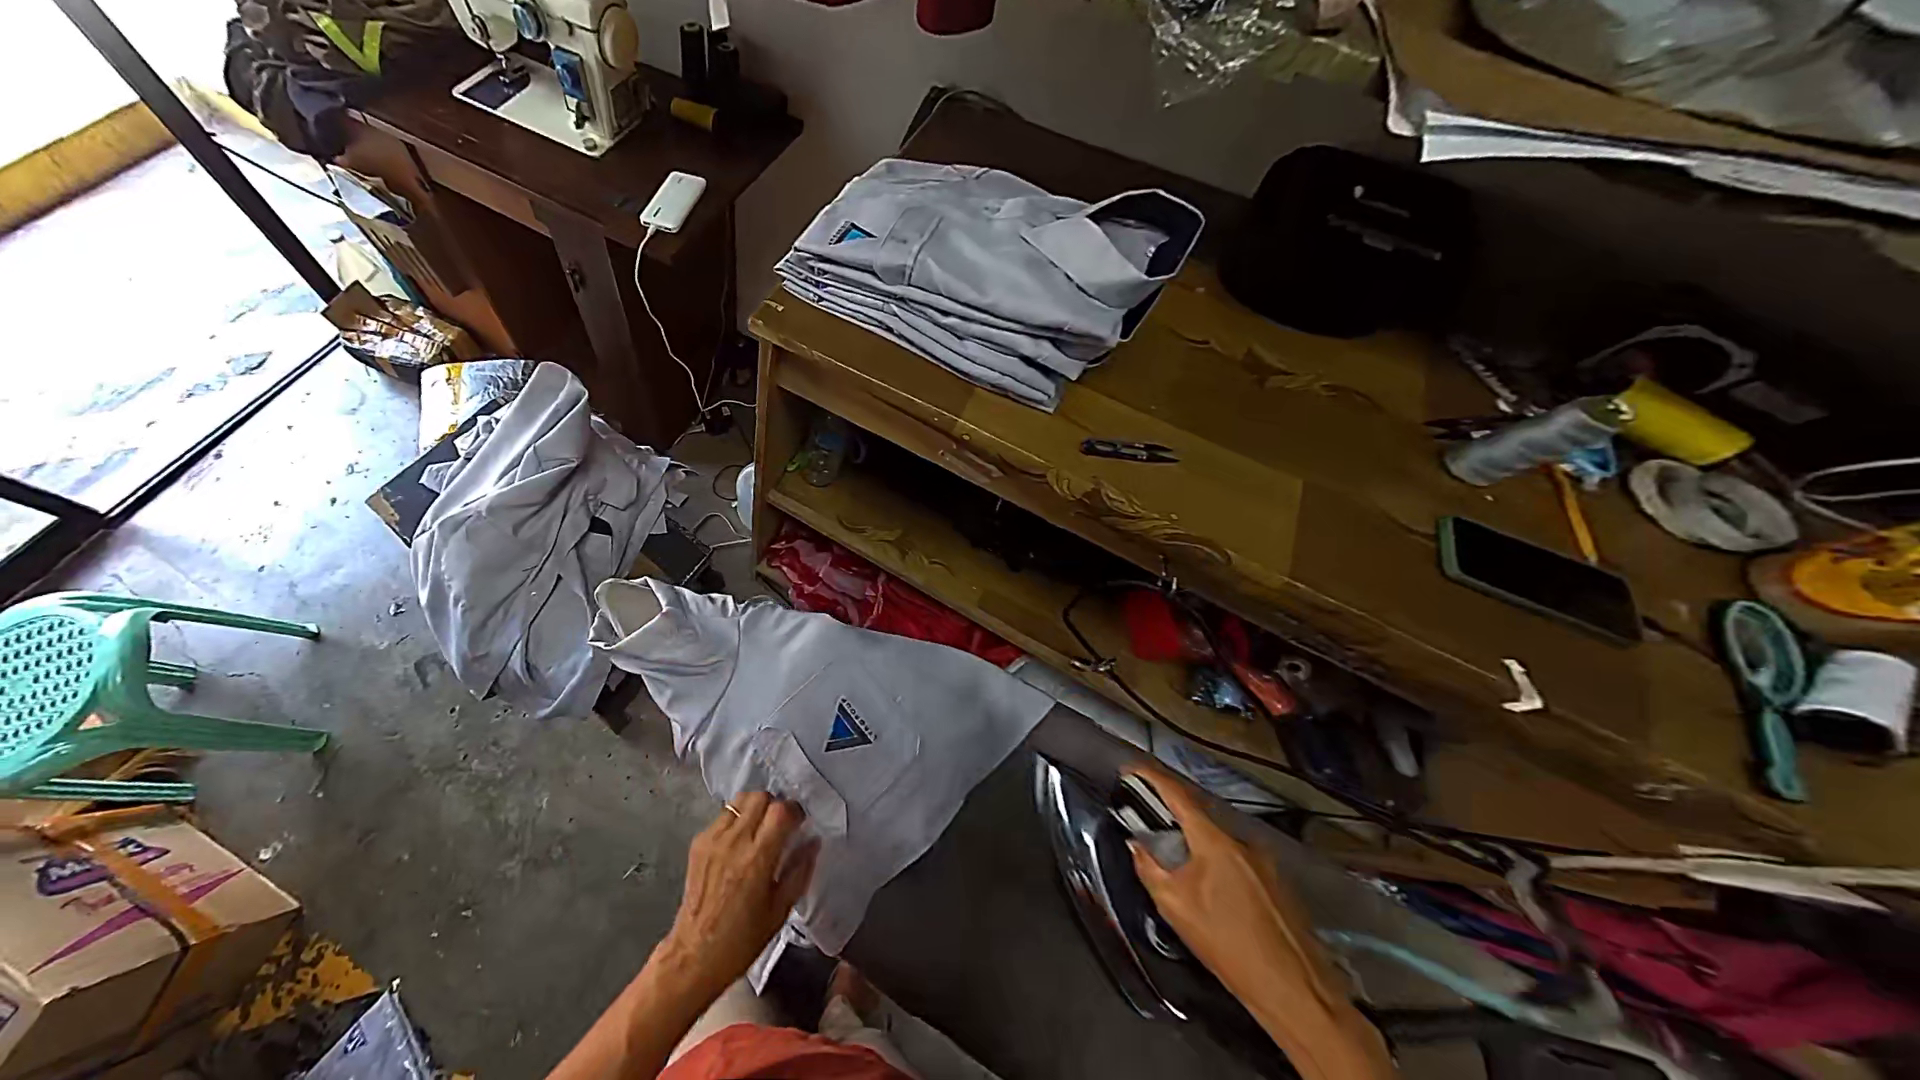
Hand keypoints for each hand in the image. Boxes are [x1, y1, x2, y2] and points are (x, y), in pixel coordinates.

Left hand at [657, 791, 818, 996]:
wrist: (693, 957)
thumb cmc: (742, 939)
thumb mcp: (781, 910)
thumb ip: (799, 870)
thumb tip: (813, 842)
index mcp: (757, 859)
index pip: (781, 811)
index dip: (795, 811)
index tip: (800, 823)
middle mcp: (733, 842)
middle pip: (760, 797)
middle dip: (776, 805)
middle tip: (781, 825)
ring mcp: (712, 840)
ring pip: (740, 800)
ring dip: (755, 808)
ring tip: (760, 829)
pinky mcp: (698, 844)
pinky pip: (722, 816)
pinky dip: (736, 820)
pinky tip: (740, 842)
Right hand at [1125, 765, 1395, 1079]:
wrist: (1294, 989)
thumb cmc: (1228, 945)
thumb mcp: (1175, 908)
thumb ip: (1150, 868)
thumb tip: (1138, 844)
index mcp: (1216, 841)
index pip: (1179, 796)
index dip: (1152, 777)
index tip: (1131, 767)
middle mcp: (1243, 842)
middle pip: (1200, 818)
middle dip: (1172, 815)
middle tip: (1148, 820)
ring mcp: (1265, 862)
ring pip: (1219, 841)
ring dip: (1196, 844)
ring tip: (1177, 864)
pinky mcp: (1277, 883)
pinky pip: (1237, 860)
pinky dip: (1216, 863)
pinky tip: (1212, 891)